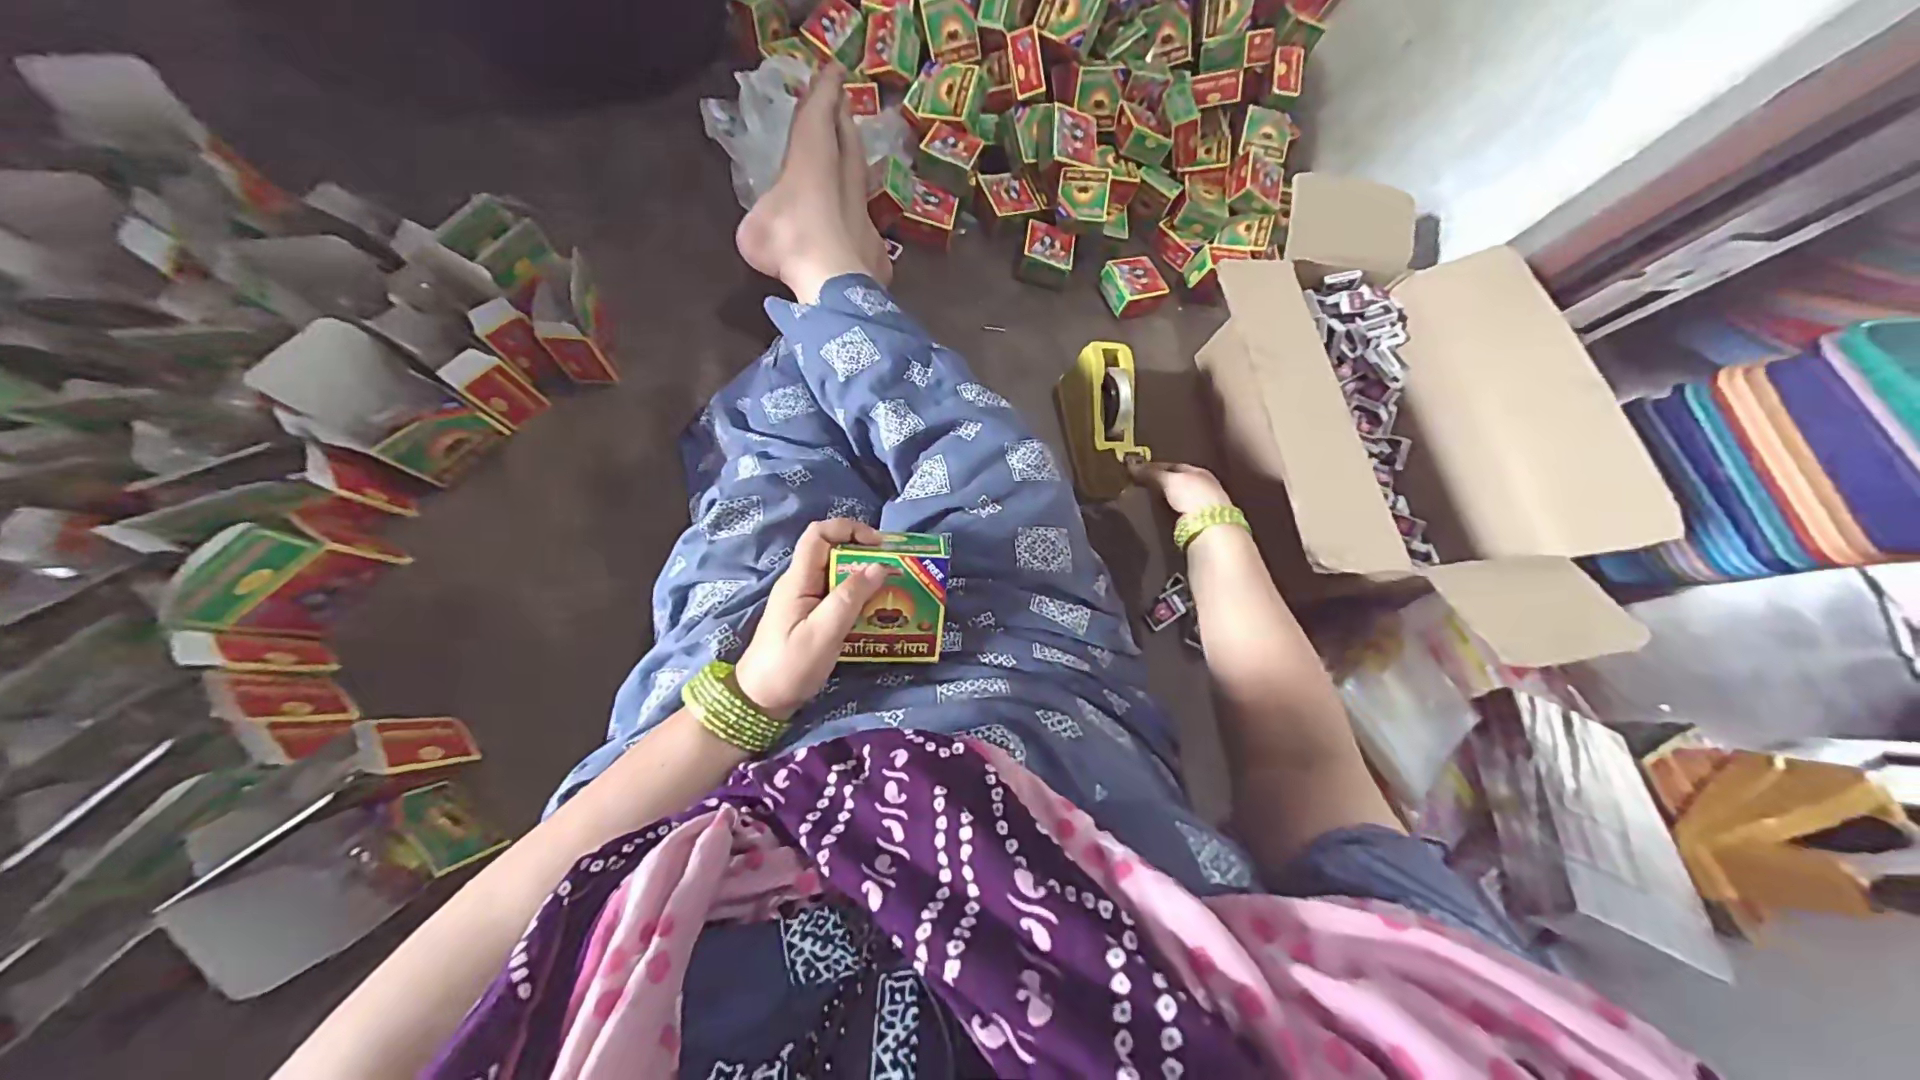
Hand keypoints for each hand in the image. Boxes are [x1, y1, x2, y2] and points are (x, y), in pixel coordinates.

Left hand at [733, 518, 889, 721]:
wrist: (760, 701)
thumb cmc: (790, 666)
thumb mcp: (824, 632)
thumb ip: (851, 597)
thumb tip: (880, 566)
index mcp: (798, 580)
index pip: (819, 534)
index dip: (849, 529)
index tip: (879, 545)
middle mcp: (801, 583)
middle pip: (833, 552)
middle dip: (866, 556)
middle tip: (895, 571)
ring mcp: (805, 601)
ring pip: (838, 576)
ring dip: (865, 580)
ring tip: (892, 592)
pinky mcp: (811, 618)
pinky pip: (838, 597)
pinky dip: (859, 599)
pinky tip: (876, 614)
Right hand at [1131, 461, 1232, 516]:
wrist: (1210, 526)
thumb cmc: (1192, 495)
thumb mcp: (1169, 480)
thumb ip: (1151, 473)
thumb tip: (1131, 466)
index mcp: (1199, 472)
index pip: (1174, 466)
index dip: (1156, 467)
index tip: (1139, 471)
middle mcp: (1203, 486)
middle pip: (1177, 482)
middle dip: (1160, 484)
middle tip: (1139, 486)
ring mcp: (1203, 505)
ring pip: (1178, 498)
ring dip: (1165, 499)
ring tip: (1145, 501)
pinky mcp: (1199, 522)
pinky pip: (1179, 512)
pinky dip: (1169, 512)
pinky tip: (1159, 514)